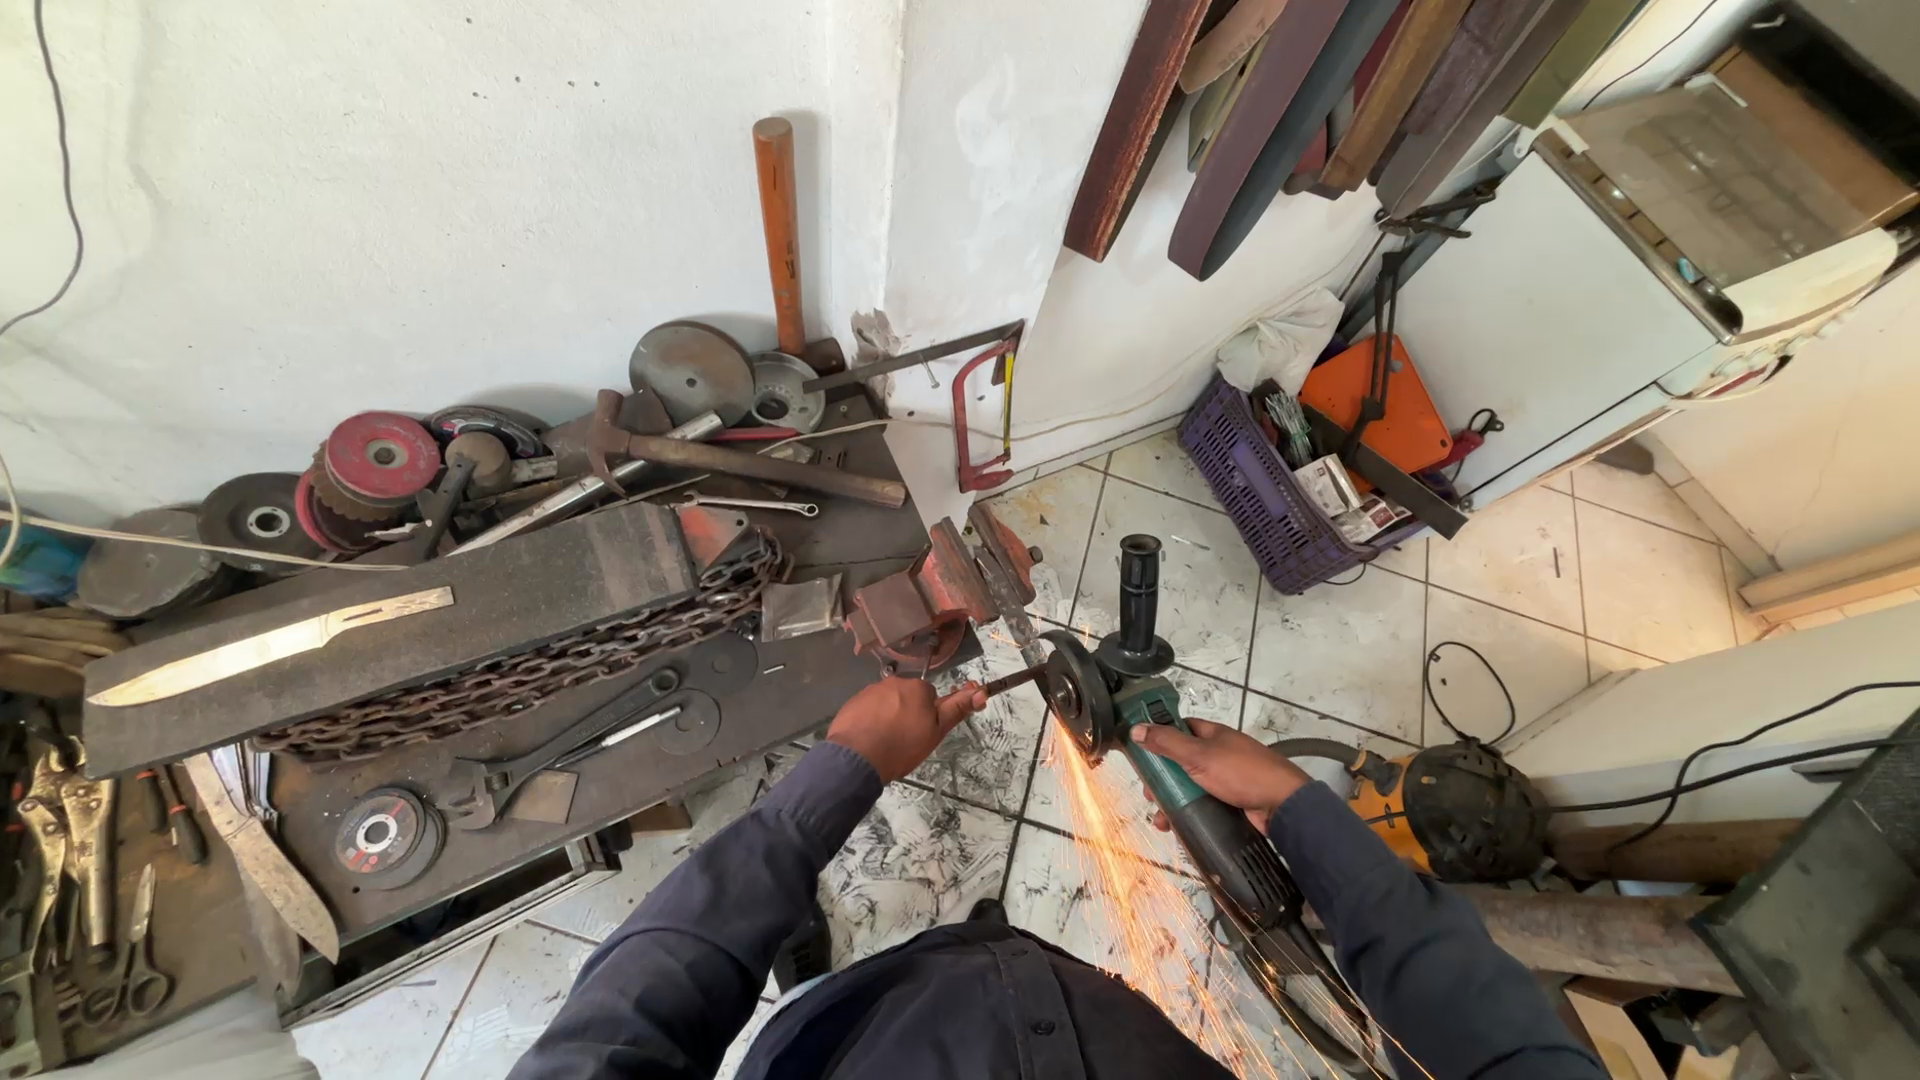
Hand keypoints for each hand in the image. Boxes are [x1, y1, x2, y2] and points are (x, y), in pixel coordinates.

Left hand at [826, 676, 987, 781]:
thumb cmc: (903, 745)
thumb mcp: (935, 731)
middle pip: (906, 697)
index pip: (929, 696)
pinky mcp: (852, 703)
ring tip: (884, 742)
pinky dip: (869, 720)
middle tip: (903, 740)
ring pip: (886, 702)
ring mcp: (870, 691)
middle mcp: (894, 682)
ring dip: (887, 716)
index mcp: (917, 688)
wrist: (858, 758)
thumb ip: (956, 709)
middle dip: (906, 713)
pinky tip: (868, 739)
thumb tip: (981, 691)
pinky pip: (867, 709)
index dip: (926, 716)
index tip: (919, 733)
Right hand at [1131, 717, 1311, 832]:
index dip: (1158, 738)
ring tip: (1161, 820)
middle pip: (1180, 762)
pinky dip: (1189, 814)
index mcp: (1211, 734)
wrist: (1285, 807)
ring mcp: (1226, 779)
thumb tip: (1136, 729)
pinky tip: (1178, 828)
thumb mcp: (1199, 755)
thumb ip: (1166, 742)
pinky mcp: (1232, 802)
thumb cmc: (1241, 773)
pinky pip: (1203, 805)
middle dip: (1162, 779)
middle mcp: (1218, 753)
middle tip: (1149, 795)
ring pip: (1190, 787)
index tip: (1140, 754)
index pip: (1178, 728)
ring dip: (1172, 802)